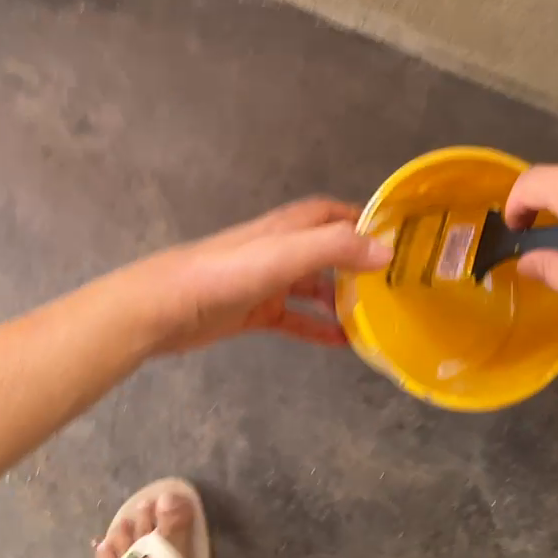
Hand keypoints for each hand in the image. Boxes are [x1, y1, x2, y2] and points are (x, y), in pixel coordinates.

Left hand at [130, 198, 389, 353]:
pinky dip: (318, 328)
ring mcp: (266, 282)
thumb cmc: (224, 275)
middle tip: (393, 284)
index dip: (361, 219)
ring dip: (342, 299)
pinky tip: (342, 343)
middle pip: (326, 250)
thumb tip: (387, 252)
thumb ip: (335, 249)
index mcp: (286, 228)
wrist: (161, 309)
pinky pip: (295, 318)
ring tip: (375, 317)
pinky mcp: (254, 312)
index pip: (332, 213)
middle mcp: (279, 250)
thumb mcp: (284, 255)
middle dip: (357, 263)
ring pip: (314, 287)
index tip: (396, 236)